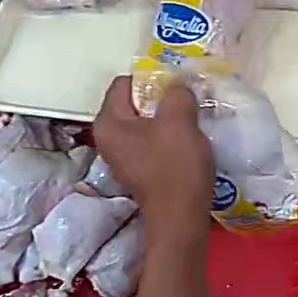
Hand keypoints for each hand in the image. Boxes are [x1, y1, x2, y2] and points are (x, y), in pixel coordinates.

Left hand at [93, 75, 213, 229]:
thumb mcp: (179, 119)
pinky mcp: (139, 172)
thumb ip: (177, 93)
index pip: (124, 83)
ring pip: (145, 125)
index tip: (176, 87)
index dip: (151, 80)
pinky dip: (168, 139)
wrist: (181, 216)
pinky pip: (151, 144)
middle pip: (133, 104)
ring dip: (167, 120)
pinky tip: (186, 144)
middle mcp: (107, 139)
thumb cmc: (175, 165)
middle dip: (160, 100)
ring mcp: (122, 158)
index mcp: (108, 123)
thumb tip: (178, 86)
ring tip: (190, 123)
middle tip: (186, 103)